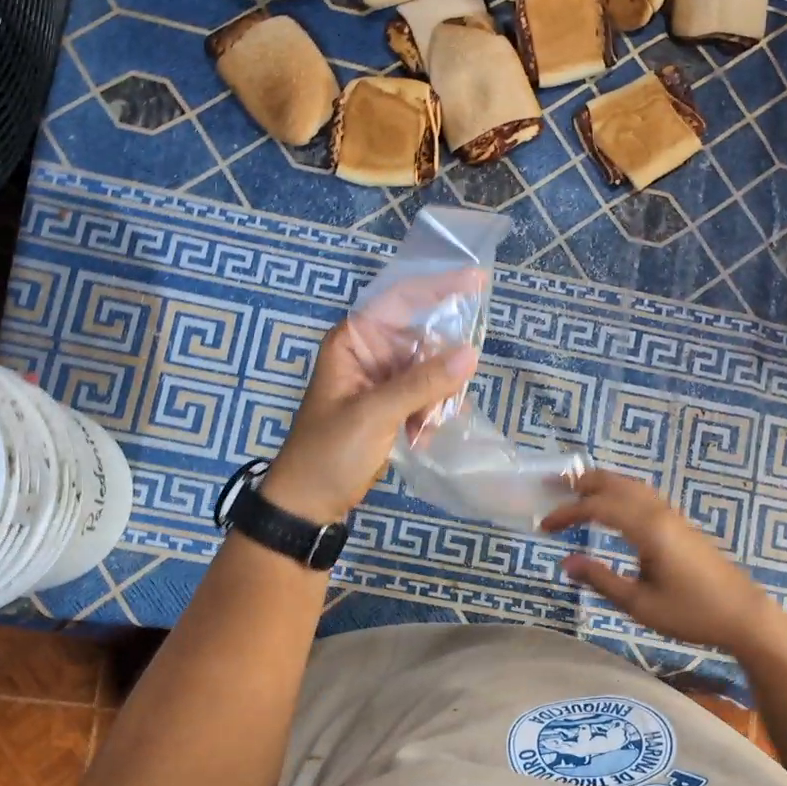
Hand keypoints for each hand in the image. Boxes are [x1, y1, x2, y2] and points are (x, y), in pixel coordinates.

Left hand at [260, 271, 484, 522]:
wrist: (308, 505)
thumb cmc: (329, 454)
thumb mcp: (375, 415)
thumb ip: (423, 382)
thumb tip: (471, 352)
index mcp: (353, 341)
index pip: (401, 299)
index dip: (439, 286)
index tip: (478, 280)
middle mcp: (368, 353)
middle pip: (422, 336)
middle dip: (441, 364)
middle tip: (443, 397)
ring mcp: (380, 381)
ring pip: (429, 369)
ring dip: (436, 395)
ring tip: (423, 426)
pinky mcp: (390, 407)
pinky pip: (425, 395)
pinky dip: (430, 413)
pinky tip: (420, 437)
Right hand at [541, 470, 786, 652]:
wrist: (743, 615)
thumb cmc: (691, 614)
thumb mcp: (639, 604)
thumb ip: (601, 580)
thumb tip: (567, 563)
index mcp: (648, 529)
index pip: (597, 507)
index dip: (567, 513)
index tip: (544, 527)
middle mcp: (659, 513)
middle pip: (614, 483)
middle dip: (580, 482)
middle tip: (550, 487)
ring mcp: (672, 515)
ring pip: (630, 485)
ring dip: (600, 484)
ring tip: (574, 491)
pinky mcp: (679, 524)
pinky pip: (642, 494)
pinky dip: (618, 491)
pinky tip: (610, 505)